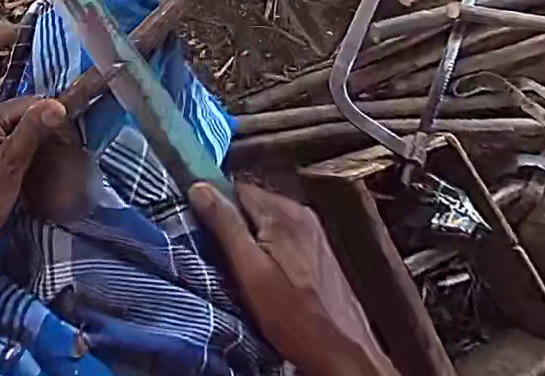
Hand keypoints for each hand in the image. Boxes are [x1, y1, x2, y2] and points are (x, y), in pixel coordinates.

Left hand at [0, 96, 65, 272]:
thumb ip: (31, 133)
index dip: (56, 118)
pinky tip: (40, 179)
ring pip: (19, 138)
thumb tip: (57, 103)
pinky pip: (10, 154)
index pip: (32, 103)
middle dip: (49, 135)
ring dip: (40, 151)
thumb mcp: (8, 166)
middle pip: (25, 119)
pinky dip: (26, 163)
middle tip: (73, 159)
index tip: (78, 143)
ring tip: (63, 170)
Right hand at [189, 182, 397, 375]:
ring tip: (249, 271)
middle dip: (236, 225)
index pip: (234, 188)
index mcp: (282, 211)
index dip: (218, 208)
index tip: (210, 234)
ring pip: (267, 221)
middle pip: (252, 204)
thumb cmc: (293, 316)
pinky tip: (272, 277)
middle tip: (230, 258)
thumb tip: (198, 186)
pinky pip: (284, 236)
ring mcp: (315, 232)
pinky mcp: (322, 251)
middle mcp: (301, 212)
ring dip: (254, 238)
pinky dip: (272, 249)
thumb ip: (225, 224)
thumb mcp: (250, 270)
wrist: (345, 360)